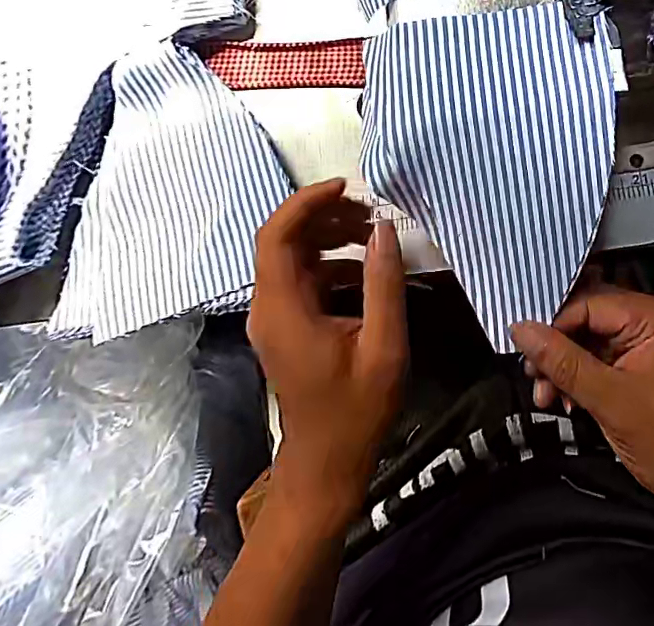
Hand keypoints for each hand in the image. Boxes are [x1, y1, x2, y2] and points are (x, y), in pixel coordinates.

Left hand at [248, 179, 407, 518]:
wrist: (326, 465)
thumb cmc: (356, 412)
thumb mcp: (384, 347)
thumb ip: (384, 284)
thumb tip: (384, 229)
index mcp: (283, 310)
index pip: (277, 235)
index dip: (306, 203)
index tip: (347, 188)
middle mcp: (269, 307)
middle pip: (284, 239)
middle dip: (326, 216)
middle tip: (372, 213)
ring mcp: (275, 317)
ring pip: (294, 255)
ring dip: (330, 236)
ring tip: (374, 233)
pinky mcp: (287, 325)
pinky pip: (304, 277)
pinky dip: (332, 261)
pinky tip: (366, 267)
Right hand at [510, 289, 653, 525]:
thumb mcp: (610, 400)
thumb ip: (562, 361)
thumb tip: (520, 329)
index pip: (589, 303)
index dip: (553, 324)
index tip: (523, 348)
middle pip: (588, 317)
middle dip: (556, 348)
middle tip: (531, 373)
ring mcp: (649, 341)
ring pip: (589, 339)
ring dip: (564, 367)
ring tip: (546, 396)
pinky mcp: (642, 362)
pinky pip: (600, 357)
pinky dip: (580, 377)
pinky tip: (564, 400)